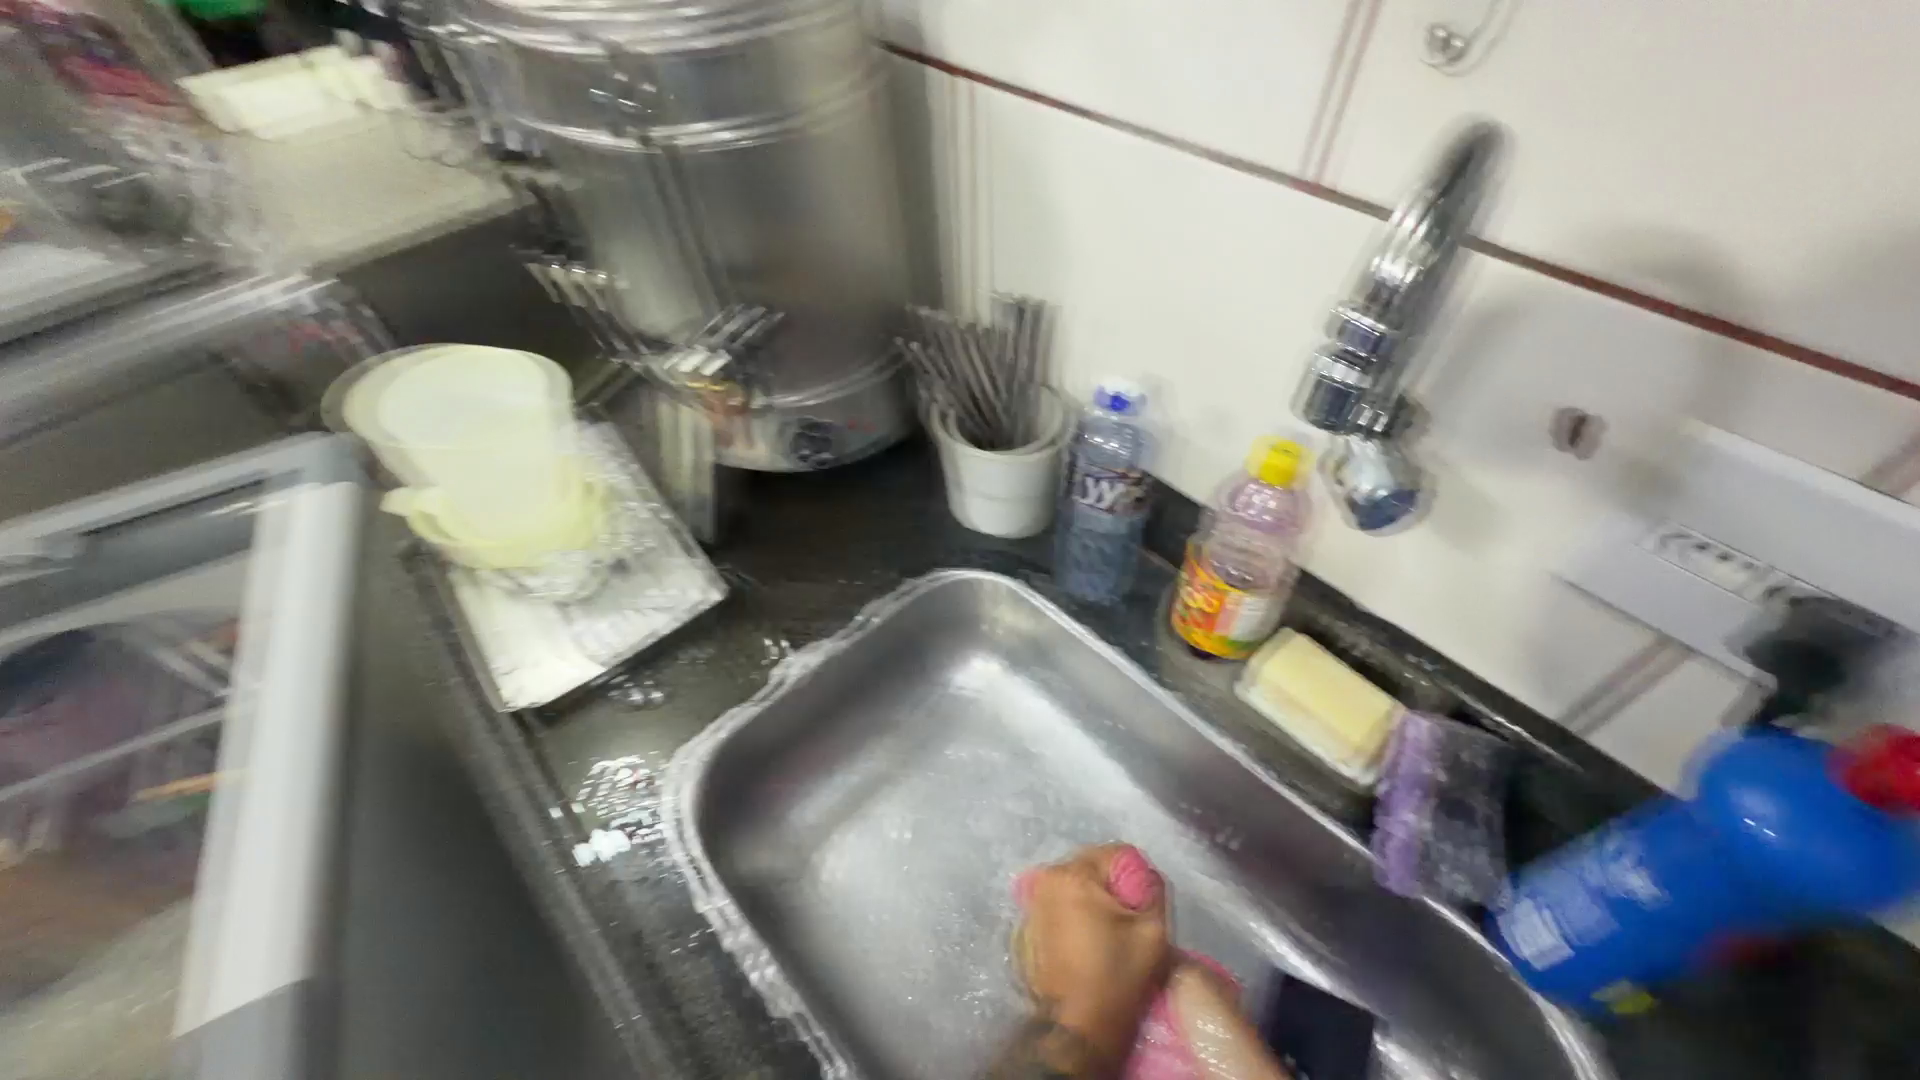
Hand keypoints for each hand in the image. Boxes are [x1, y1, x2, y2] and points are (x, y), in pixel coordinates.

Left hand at [1018, 844, 1171, 1067]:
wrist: (1076, 1025)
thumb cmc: (1116, 976)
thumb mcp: (1152, 930)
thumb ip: (1152, 888)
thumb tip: (1144, 873)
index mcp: (1073, 874)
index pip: (1117, 853)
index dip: (1136, 879)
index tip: (1139, 910)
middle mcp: (1046, 878)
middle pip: (1094, 865)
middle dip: (1113, 886)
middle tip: (1126, 921)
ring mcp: (1033, 898)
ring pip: (1077, 882)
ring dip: (1094, 898)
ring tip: (1107, 932)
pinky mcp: (1029, 918)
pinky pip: (1062, 900)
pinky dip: (1077, 910)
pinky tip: (1088, 938)